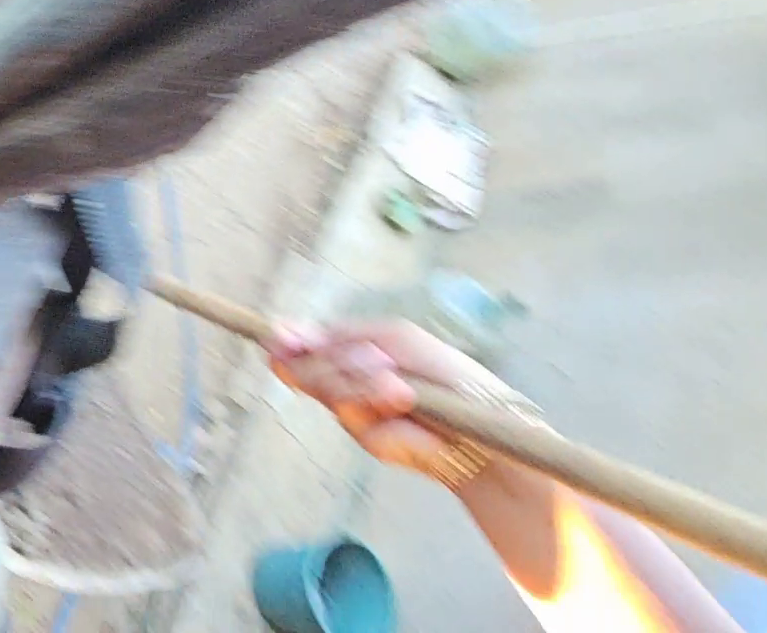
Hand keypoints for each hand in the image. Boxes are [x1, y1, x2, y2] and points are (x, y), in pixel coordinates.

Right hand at [265, 319, 511, 475]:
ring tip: (399, 389)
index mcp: (348, 350)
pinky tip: (400, 403)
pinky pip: (350, 413)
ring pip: (326, 387)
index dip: (286, 341)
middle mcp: (341, 377)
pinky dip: (374, 404)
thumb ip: (343, 335)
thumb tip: (286, 331)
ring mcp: (350, 408)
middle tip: (376, 362)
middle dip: (334, 361)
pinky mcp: (364, 436)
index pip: (302, 341)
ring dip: (360, 383)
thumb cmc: (451, 376)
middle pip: (306, 363)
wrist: (490, 431)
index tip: (276, 339)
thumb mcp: (397, 338)